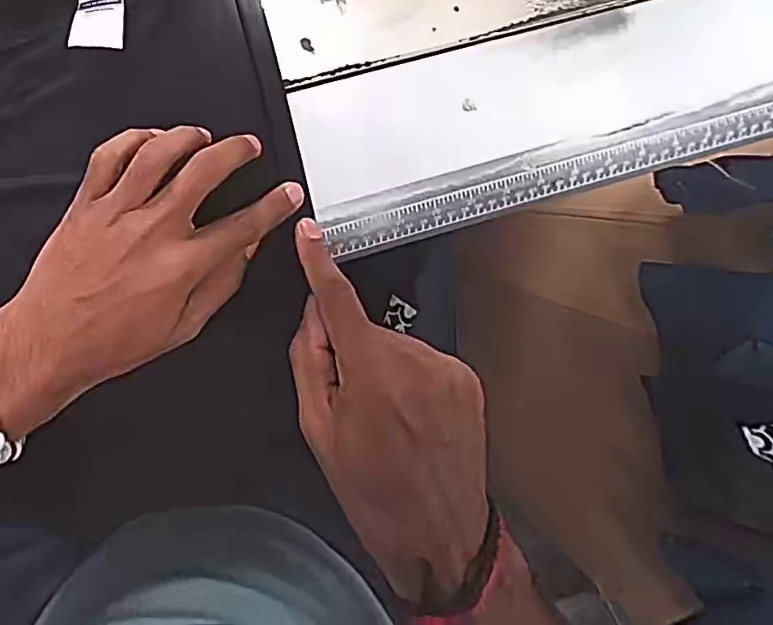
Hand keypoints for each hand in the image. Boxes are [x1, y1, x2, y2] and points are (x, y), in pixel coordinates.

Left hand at [0, 127, 303, 438]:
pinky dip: (132, 139)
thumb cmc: (109, 341)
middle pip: (205, 171)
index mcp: (179, 266)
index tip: (285, 192)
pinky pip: (109, 155)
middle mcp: (151, 231)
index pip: (243, 225)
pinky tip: (148, 140)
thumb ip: (220, 284)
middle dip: (237, 151)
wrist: (49, 341)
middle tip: (248, 146)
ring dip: (187, 136)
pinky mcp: (86, 203)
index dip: (274, 205)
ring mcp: (116, 212)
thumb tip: (244, 250)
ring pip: (158, 153)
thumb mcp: (181, 328)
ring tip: (202, 136)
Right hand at [289, 218, 491, 607]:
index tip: (309, 233)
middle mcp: (414, 360)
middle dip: (349, 350)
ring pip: (391, 342)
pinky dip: (407, 376)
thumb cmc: (374, 492)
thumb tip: (314, 314)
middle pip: (362, 327)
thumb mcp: (317, 428)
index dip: (319, 262)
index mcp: (371, 372)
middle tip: (351, 400)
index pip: (337, 300)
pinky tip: (410, 416)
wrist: (441, 539)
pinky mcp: (464, 377)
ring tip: (387, 418)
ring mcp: (445, 368)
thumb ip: (308, 359)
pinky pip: (419, 357)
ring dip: (381, 365)